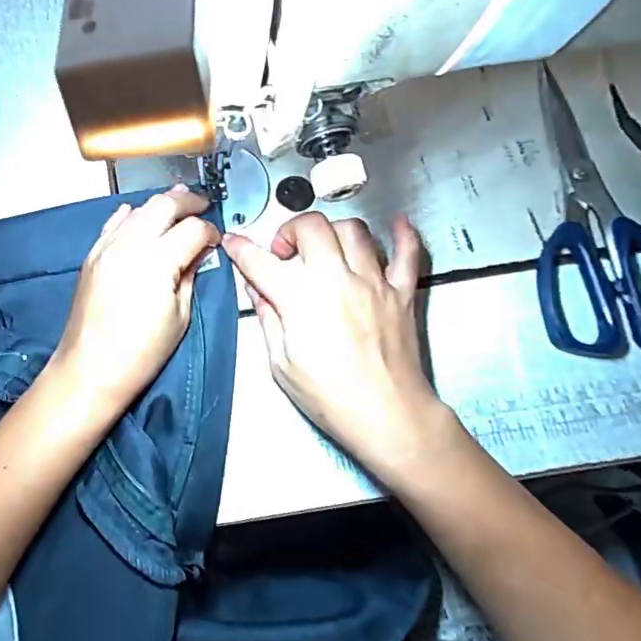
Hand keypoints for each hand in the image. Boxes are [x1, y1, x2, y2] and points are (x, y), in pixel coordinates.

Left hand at [51, 185, 221, 413]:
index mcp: (158, 262)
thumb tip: (197, 254)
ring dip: (161, 205)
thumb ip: (190, 276)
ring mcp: (107, 247)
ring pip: (139, 209)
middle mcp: (130, 245)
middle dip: (188, 202)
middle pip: (164, 205)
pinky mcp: (92, 255)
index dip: (210, 231)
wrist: (90, 368)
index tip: (215, 239)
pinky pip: (114, 223)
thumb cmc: (139, 353)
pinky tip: (140, 216)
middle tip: (202, 206)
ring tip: (177, 205)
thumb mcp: (180, 316)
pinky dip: (132, 215)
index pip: (192, 229)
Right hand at [222, 214, 449, 482]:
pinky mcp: (401, 292)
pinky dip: (402, 234)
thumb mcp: (281, 364)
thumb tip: (258, 291)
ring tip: (324, 249)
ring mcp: (373, 282)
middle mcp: (337, 279)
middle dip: (290, 232)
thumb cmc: (331, 398)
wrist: (386, 415)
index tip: (233, 243)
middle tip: (284, 253)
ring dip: (333, 232)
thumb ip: (268, 319)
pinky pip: (407, 252)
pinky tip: (396, 224)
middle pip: (311, 227)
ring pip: (353, 230)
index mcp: (301, 298)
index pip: (261, 261)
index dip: (241, 249)